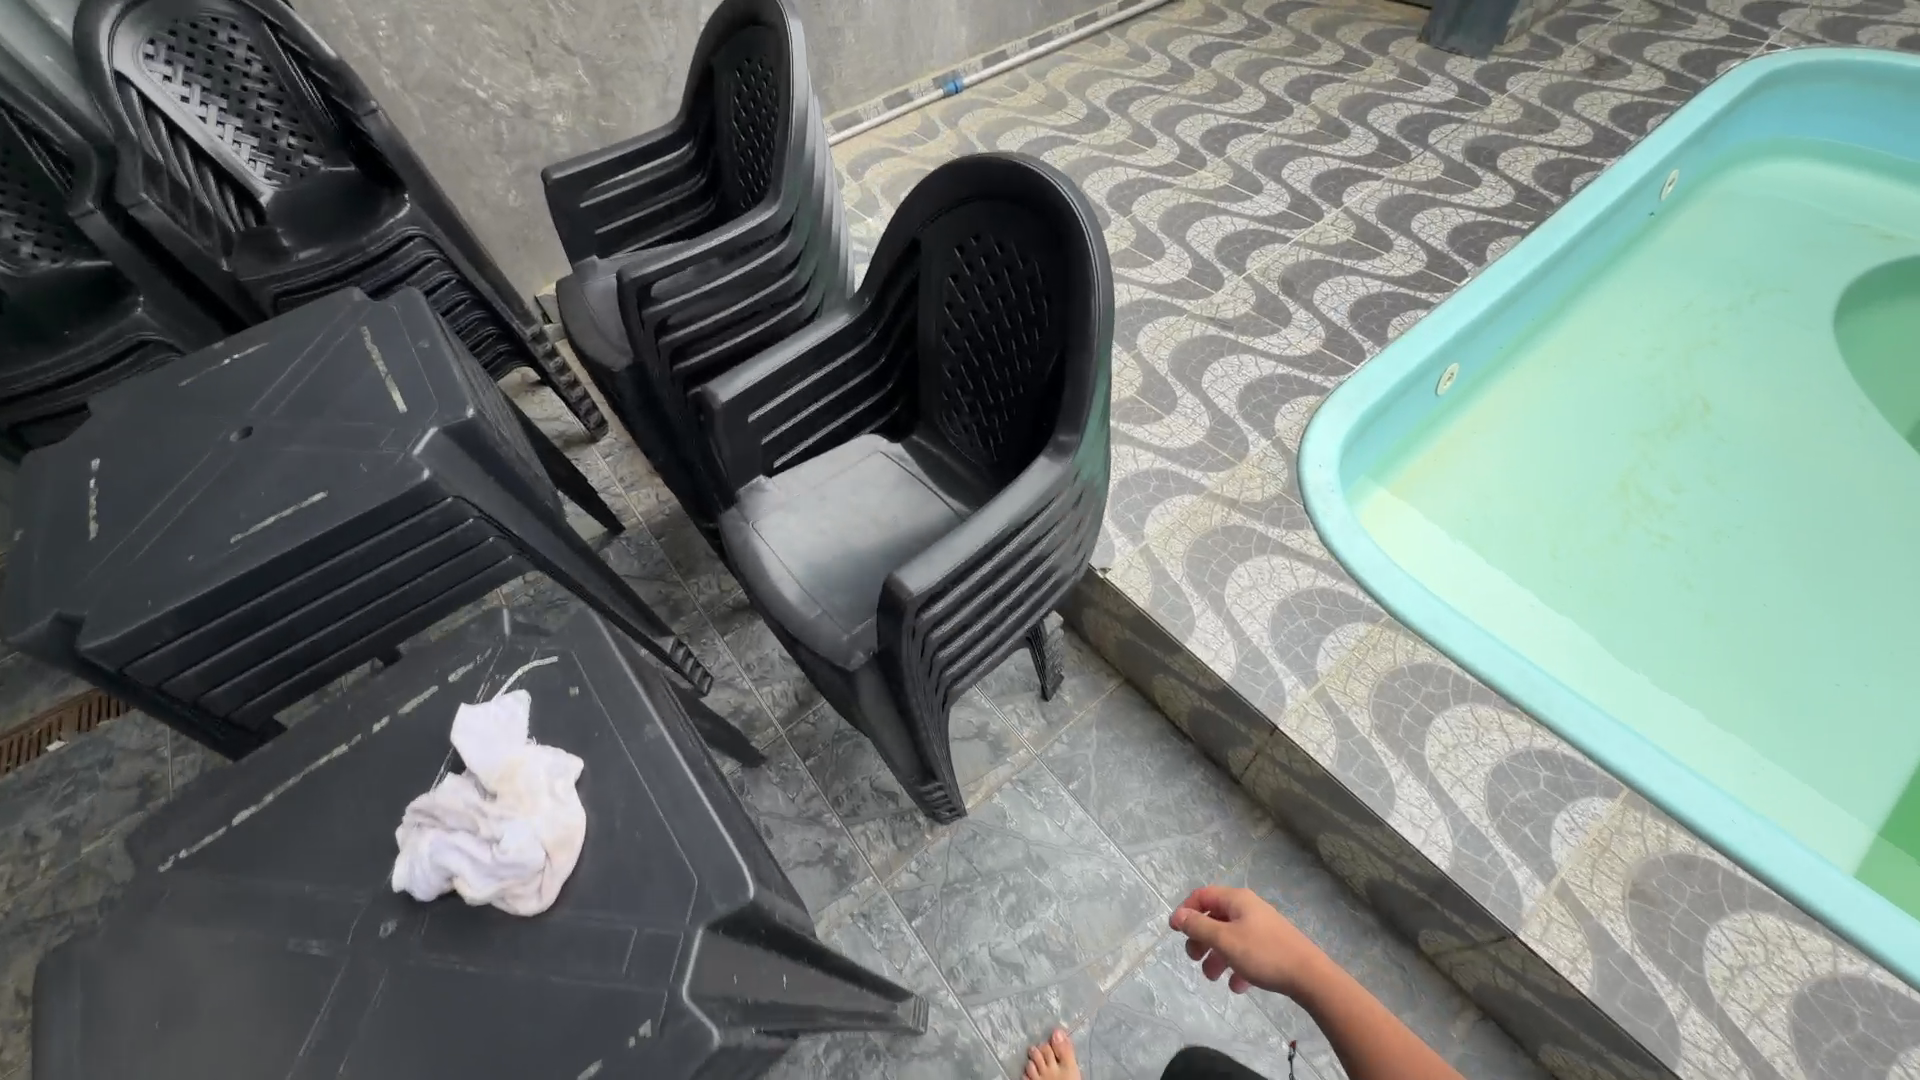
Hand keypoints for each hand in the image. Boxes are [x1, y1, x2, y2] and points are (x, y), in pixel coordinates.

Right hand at [1170, 885, 1330, 997]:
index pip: (1202, 896)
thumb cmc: (1263, 953)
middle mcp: (1248, 909)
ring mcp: (1262, 928)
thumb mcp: (1224, 940)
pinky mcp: (1273, 948)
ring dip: (1216, 956)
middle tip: (1194, 958)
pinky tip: (1237, 986)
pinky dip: (1237, 966)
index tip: (1175, 932)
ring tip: (1212, 978)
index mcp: (1236, 900)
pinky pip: (1247, 952)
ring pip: (1230, 938)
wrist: (1311, 978)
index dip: (1186, 911)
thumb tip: (1178, 915)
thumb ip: (1198, 926)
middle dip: (1201, 938)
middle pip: (1215, 918)